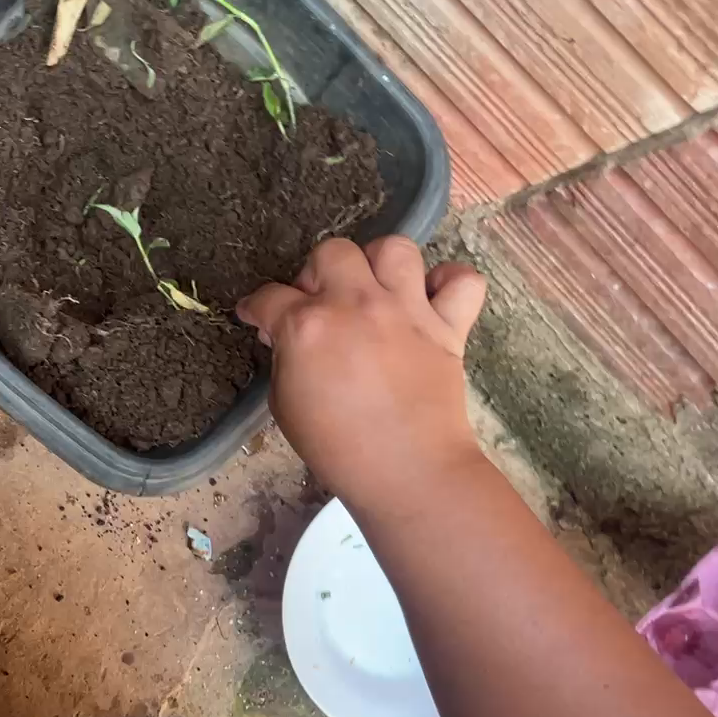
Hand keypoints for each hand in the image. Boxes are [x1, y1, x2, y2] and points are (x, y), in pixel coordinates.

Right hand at [236, 236, 487, 506]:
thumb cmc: (333, 444)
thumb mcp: (283, 400)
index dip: (255, 307)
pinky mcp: (449, 326)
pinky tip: (427, 301)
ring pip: (394, 248)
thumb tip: (290, 338)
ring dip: (376, 264)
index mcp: (305, 326)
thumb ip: (285, 357)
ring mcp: (407, 310)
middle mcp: (355, 304)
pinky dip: (447, 283)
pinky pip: (462, 280)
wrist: (405, 469)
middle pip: (331, 252)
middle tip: (317, 302)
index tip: (255, 316)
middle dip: (315, 272)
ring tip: (370, 291)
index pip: (267, 297)